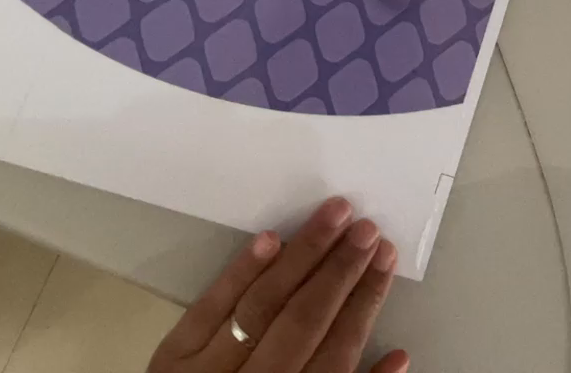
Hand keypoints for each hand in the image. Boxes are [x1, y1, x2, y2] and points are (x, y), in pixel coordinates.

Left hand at [147, 198, 407, 372]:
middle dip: (341, 270)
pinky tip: (269, 239)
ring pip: (264, 303)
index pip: (339, 350)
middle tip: (367, 227)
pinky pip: (210, 307)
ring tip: (333, 214)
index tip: (386, 256)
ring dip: (303, 254)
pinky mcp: (172, 357)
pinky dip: (241, 272)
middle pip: (304, 320)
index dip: (366, 300)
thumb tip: (399, 357)